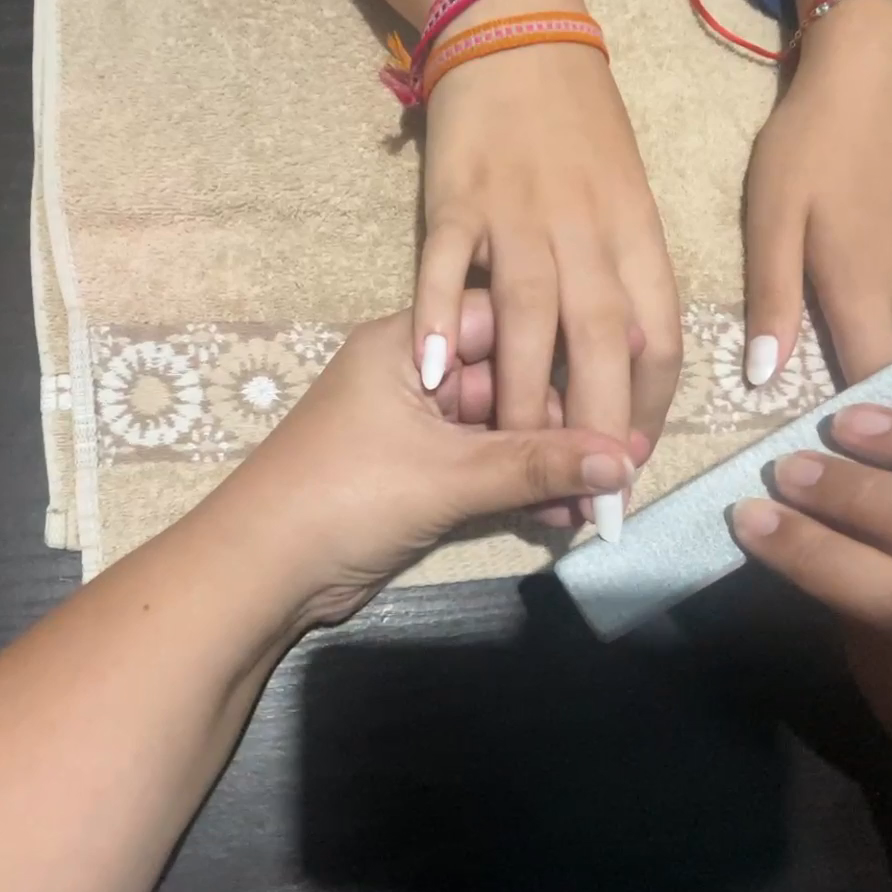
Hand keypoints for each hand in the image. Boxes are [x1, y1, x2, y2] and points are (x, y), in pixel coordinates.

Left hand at [209, 293, 635, 625]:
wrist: (266, 570)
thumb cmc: (346, 494)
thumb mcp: (445, 474)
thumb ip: (534, 466)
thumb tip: (622, 463)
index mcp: (409, 343)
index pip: (501, 321)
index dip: (562, 344)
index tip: (625, 368)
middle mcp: (417, 377)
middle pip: (509, 383)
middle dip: (561, 429)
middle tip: (617, 466)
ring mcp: (419, 430)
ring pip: (502, 434)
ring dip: (546, 468)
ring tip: (596, 503)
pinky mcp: (422, 475)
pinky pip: (486, 471)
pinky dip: (519, 491)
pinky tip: (560, 516)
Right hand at [416, 0, 681, 530]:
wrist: (520, 39)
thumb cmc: (580, 134)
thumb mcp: (630, 205)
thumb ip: (634, 284)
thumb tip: (638, 372)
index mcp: (637, 235)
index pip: (660, 337)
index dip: (650, 410)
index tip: (629, 466)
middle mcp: (587, 229)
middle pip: (603, 337)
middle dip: (599, 424)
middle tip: (587, 501)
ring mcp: (519, 213)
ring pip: (530, 312)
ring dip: (523, 392)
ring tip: (510, 460)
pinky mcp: (457, 199)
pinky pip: (447, 264)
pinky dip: (441, 319)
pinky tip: (432, 376)